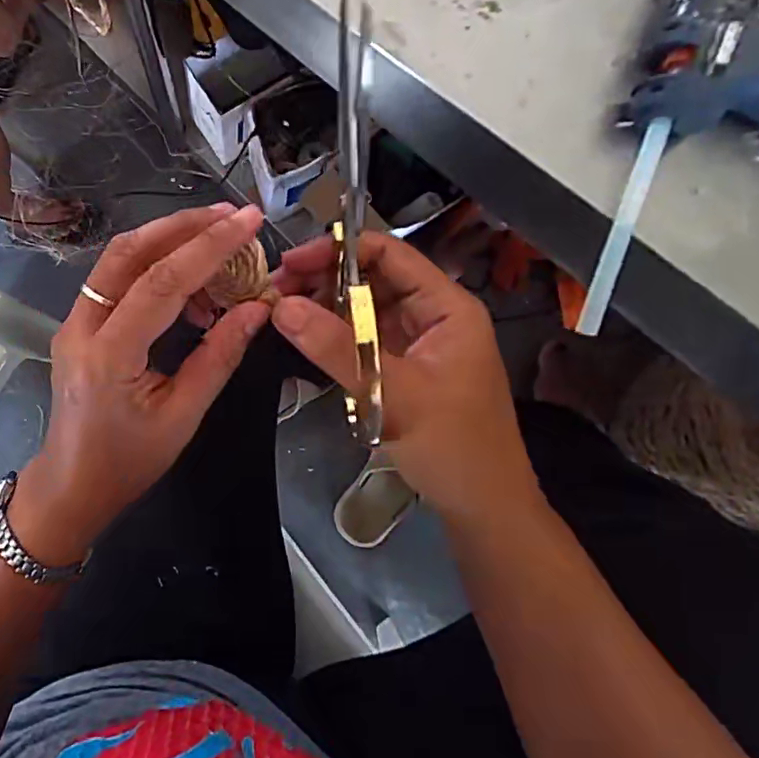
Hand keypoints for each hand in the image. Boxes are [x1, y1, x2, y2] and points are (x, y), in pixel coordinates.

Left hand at [14, 204, 273, 563]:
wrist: (71, 484)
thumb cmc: (127, 461)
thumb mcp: (182, 417)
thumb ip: (218, 356)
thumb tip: (257, 308)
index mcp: (108, 354)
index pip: (161, 282)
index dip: (208, 246)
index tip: (248, 221)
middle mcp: (82, 326)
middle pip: (129, 252)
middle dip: (183, 225)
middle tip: (231, 213)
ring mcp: (74, 321)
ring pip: (119, 258)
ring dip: (168, 238)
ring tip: (218, 238)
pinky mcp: (79, 322)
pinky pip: (116, 278)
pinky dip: (155, 265)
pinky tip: (192, 281)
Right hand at [269, 231, 541, 525]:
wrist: (484, 508)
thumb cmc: (453, 447)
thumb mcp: (392, 394)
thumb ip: (335, 348)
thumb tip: (281, 306)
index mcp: (446, 307)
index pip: (389, 254)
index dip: (338, 249)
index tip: (292, 262)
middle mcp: (431, 314)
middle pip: (372, 277)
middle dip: (323, 278)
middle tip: (275, 289)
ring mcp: (416, 341)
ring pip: (363, 307)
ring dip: (324, 305)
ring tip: (280, 309)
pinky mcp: (401, 366)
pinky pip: (362, 336)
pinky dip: (333, 333)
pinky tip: (302, 334)